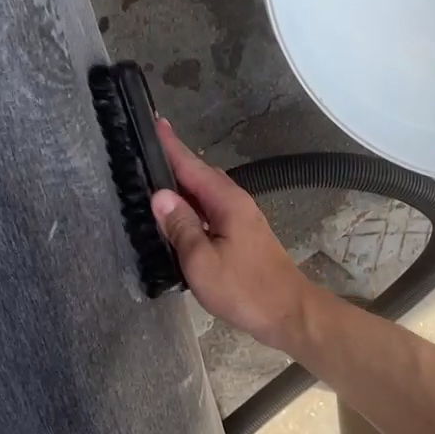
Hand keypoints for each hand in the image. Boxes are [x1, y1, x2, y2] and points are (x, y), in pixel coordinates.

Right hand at [150, 118, 313, 346]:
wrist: (288, 312)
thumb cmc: (245, 289)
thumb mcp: (202, 261)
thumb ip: (180, 227)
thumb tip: (160, 195)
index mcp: (226, 201)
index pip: (191, 165)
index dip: (171, 145)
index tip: (155, 121)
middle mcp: (235, 202)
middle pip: (199, 174)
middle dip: (174, 161)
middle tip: (145, 152)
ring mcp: (241, 218)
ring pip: (205, 193)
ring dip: (183, 185)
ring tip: (154, 182)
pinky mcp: (242, 234)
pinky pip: (211, 209)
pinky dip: (192, 205)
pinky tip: (179, 217)